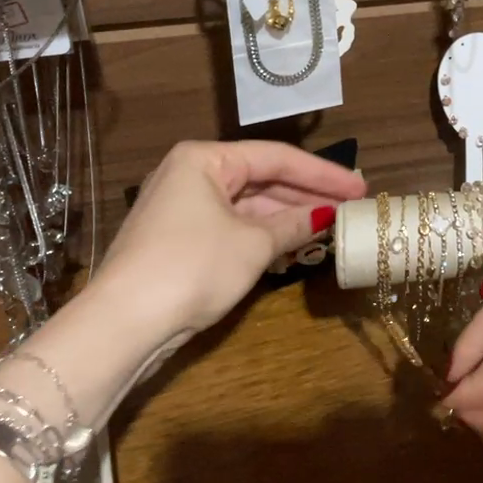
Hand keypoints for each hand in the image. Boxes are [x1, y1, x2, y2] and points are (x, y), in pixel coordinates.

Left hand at [89, 140, 364, 348]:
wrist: (122, 325)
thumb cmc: (192, 267)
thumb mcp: (252, 244)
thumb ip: (294, 224)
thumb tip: (327, 215)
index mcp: (205, 158)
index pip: (278, 158)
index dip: (324, 174)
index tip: (361, 187)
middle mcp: (191, 174)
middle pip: (263, 179)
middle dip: (307, 195)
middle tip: (351, 206)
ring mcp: (183, 208)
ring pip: (249, 204)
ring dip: (289, 216)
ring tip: (332, 225)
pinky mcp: (181, 239)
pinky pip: (234, 225)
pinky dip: (265, 233)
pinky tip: (296, 243)